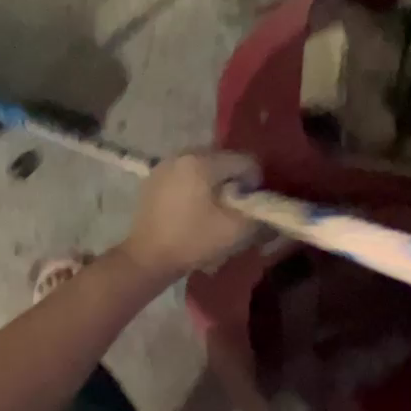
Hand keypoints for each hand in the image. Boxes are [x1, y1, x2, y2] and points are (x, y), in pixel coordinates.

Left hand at [121, 150, 262, 279]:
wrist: (148, 256)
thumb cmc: (192, 240)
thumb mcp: (236, 229)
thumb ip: (258, 211)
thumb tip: (262, 201)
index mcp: (200, 161)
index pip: (244, 160)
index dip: (254, 183)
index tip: (249, 206)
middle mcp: (180, 154)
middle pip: (222, 159)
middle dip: (233, 181)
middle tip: (233, 207)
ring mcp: (163, 164)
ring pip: (203, 166)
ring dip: (214, 182)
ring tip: (213, 209)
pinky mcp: (153, 178)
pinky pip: (184, 174)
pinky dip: (195, 185)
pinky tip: (192, 208)